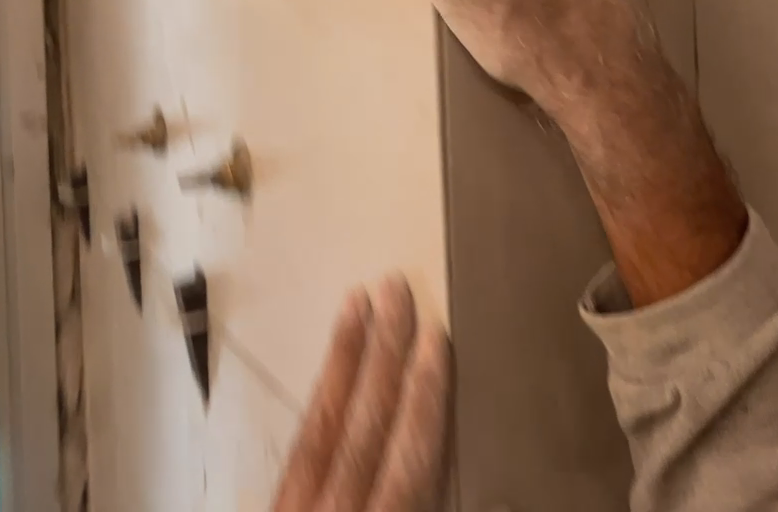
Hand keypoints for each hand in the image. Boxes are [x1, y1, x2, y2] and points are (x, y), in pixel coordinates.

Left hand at [272, 277, 451, 511]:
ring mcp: (295, 507)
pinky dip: (320, 393)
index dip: (424, 396)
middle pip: (361, 424)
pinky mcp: (278, 503)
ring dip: (344, 355)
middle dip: (383, 352)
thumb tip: (499, 493)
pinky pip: (301, 440)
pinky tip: (332, 363)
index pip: (406, 458)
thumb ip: (437, 501)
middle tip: (394, 288)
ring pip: (322, 421)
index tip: (435, 338)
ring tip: (356, 299)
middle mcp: (329, 510)